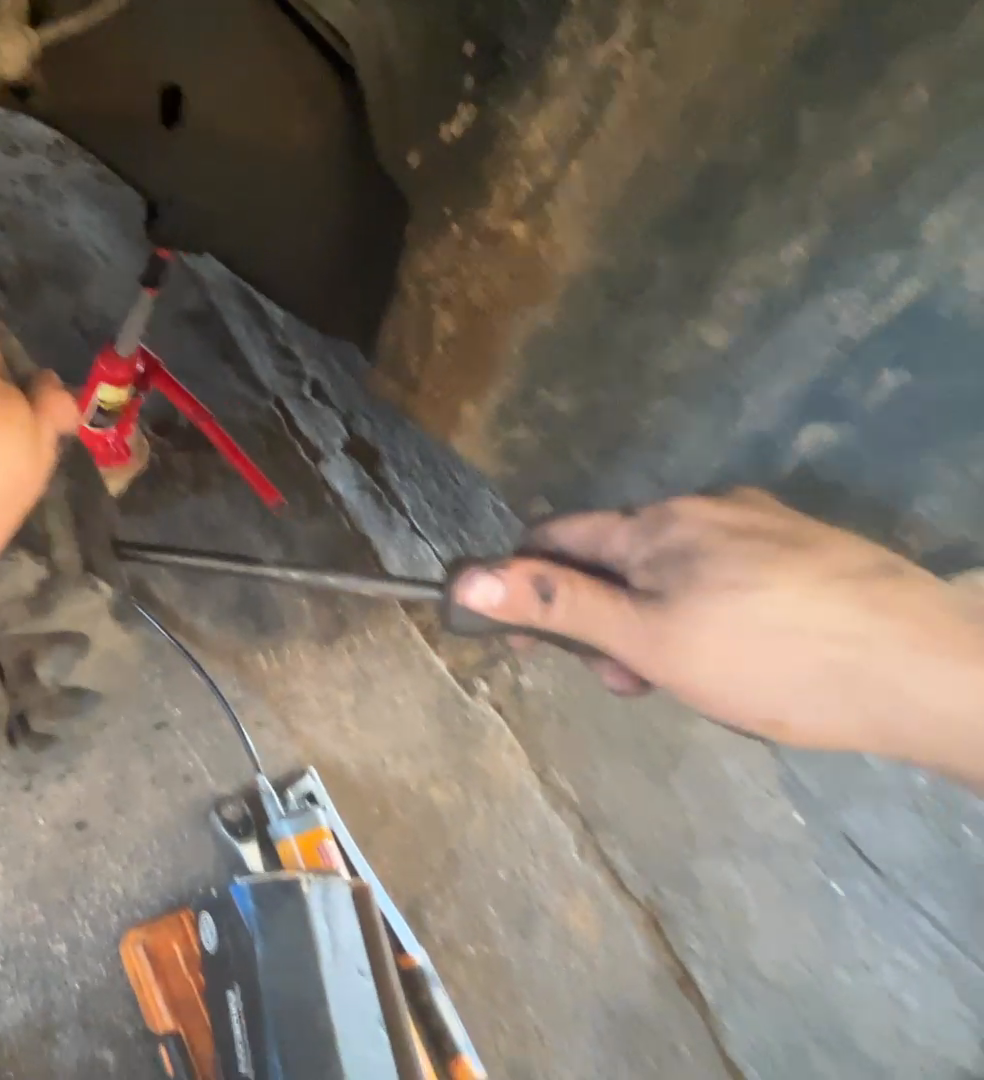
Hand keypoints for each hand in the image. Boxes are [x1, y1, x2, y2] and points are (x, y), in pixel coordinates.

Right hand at [448, 489, 983, 758]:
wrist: (950, 682)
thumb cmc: (774, 660)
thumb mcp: (645, 641)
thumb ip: (552, 606)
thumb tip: (462, 579)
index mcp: (655, 523)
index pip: (553, 538)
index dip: (525, 585)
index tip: (532, 641)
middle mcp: (705, 507)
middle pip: (612, 558)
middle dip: (600, 615)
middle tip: (627, 677)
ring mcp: (765, 525)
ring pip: (669, 570)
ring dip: (651, 618)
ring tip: (687, 675)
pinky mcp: (812, 551)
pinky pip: (724, 573)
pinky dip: (704, 608)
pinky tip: (741, 652)